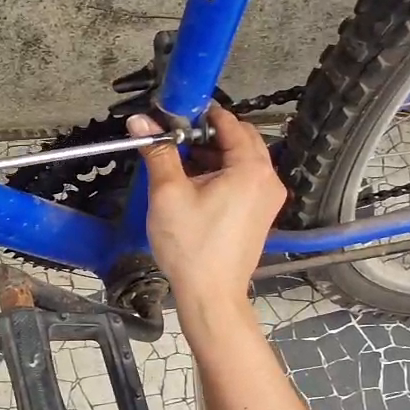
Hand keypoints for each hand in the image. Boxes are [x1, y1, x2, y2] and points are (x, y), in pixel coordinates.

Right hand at [128, 106, 283, 311]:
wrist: (210, 294)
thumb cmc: (192, 248)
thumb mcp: (168, 193)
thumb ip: (158, 152)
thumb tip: (141, 122)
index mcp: (251, 169)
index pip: (230, 122)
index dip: (200, 115)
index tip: (175, 116)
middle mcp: (268, 180)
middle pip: (239, 139)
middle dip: (207, 135)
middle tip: (175, 140)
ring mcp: (267, 199)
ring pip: (241, 160)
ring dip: (213, 155)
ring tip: (180, 165)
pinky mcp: (260, 214)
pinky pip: (243, 181)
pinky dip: (222, 175)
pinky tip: (195, 186)